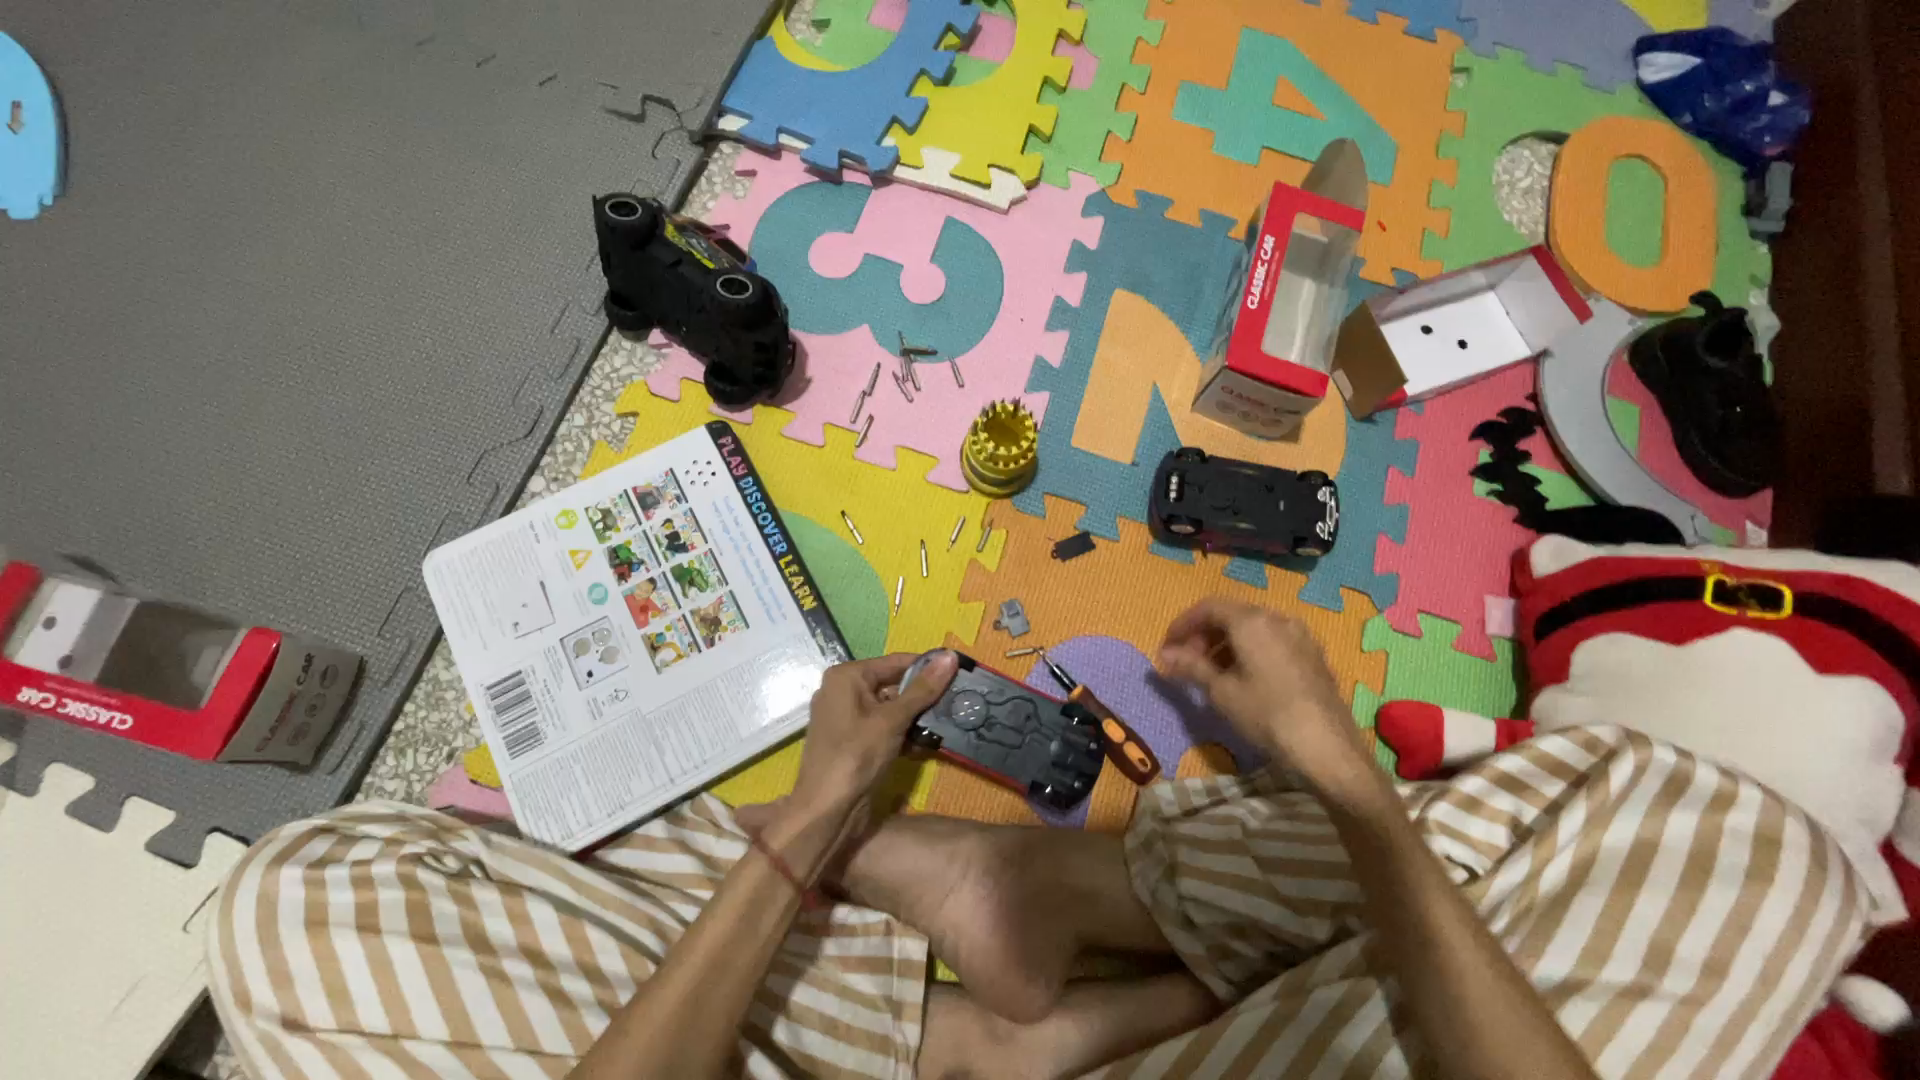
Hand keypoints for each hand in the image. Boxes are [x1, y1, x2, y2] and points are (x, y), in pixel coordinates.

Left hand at [791, 651, 957, 814]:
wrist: (826, 812)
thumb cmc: (856, 757)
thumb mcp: (893, 720)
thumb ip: (923, 689)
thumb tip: (950, 656)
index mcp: (847, 676)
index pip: (896, 662)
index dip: (928, 667)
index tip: (960, 673)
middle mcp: (843, 691)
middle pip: (893, 684)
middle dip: (923, 696)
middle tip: (957, 702)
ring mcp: (846, 717)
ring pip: (891, 708)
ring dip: (916, 718)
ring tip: (946, 724)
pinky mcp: (853, 741)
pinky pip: (883, 727)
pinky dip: (902, 734)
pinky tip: (924, 745)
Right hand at [1157, 599, 1371, 796]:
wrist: (1326, 747)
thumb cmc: (1266, 715)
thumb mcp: (1221, 692)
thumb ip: (1191, 666)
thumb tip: (1164, 654)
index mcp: (1252, 621)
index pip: (1208, 608)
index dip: (1182, 624)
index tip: (1166, 648)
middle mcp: (1278, 619)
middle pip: (1231, 615)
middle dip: (1203, 635)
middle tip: (1186, 663)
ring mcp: (1300, 636)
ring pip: (1253, 629)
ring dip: (1226, 644)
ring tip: (1211, 674)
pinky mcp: (1313, 656)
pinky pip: (1273, 642)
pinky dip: (1250, 651)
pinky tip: (1243, 679)